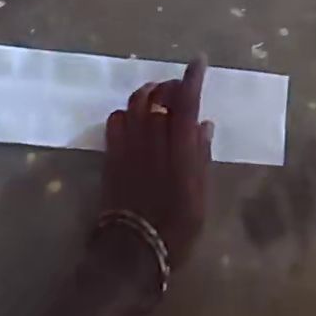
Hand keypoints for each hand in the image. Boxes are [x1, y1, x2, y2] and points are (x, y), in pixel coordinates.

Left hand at [100, 58, 213, 268]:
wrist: (132, 253)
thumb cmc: (176, 228)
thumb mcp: (200, 195)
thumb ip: (202, 157)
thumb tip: (204, 125)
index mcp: (181, 149)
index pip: (186, 102)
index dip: (192, 78)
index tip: (198, 61)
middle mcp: (154, 140)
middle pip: (159, 97)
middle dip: (170, 85)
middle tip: (178, 88)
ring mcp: (128, 147)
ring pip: (134, 104)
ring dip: (147, 93)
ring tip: (156, 97)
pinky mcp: (111, 157)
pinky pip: (115, 122)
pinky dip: (125, 112)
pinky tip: (132, 119)